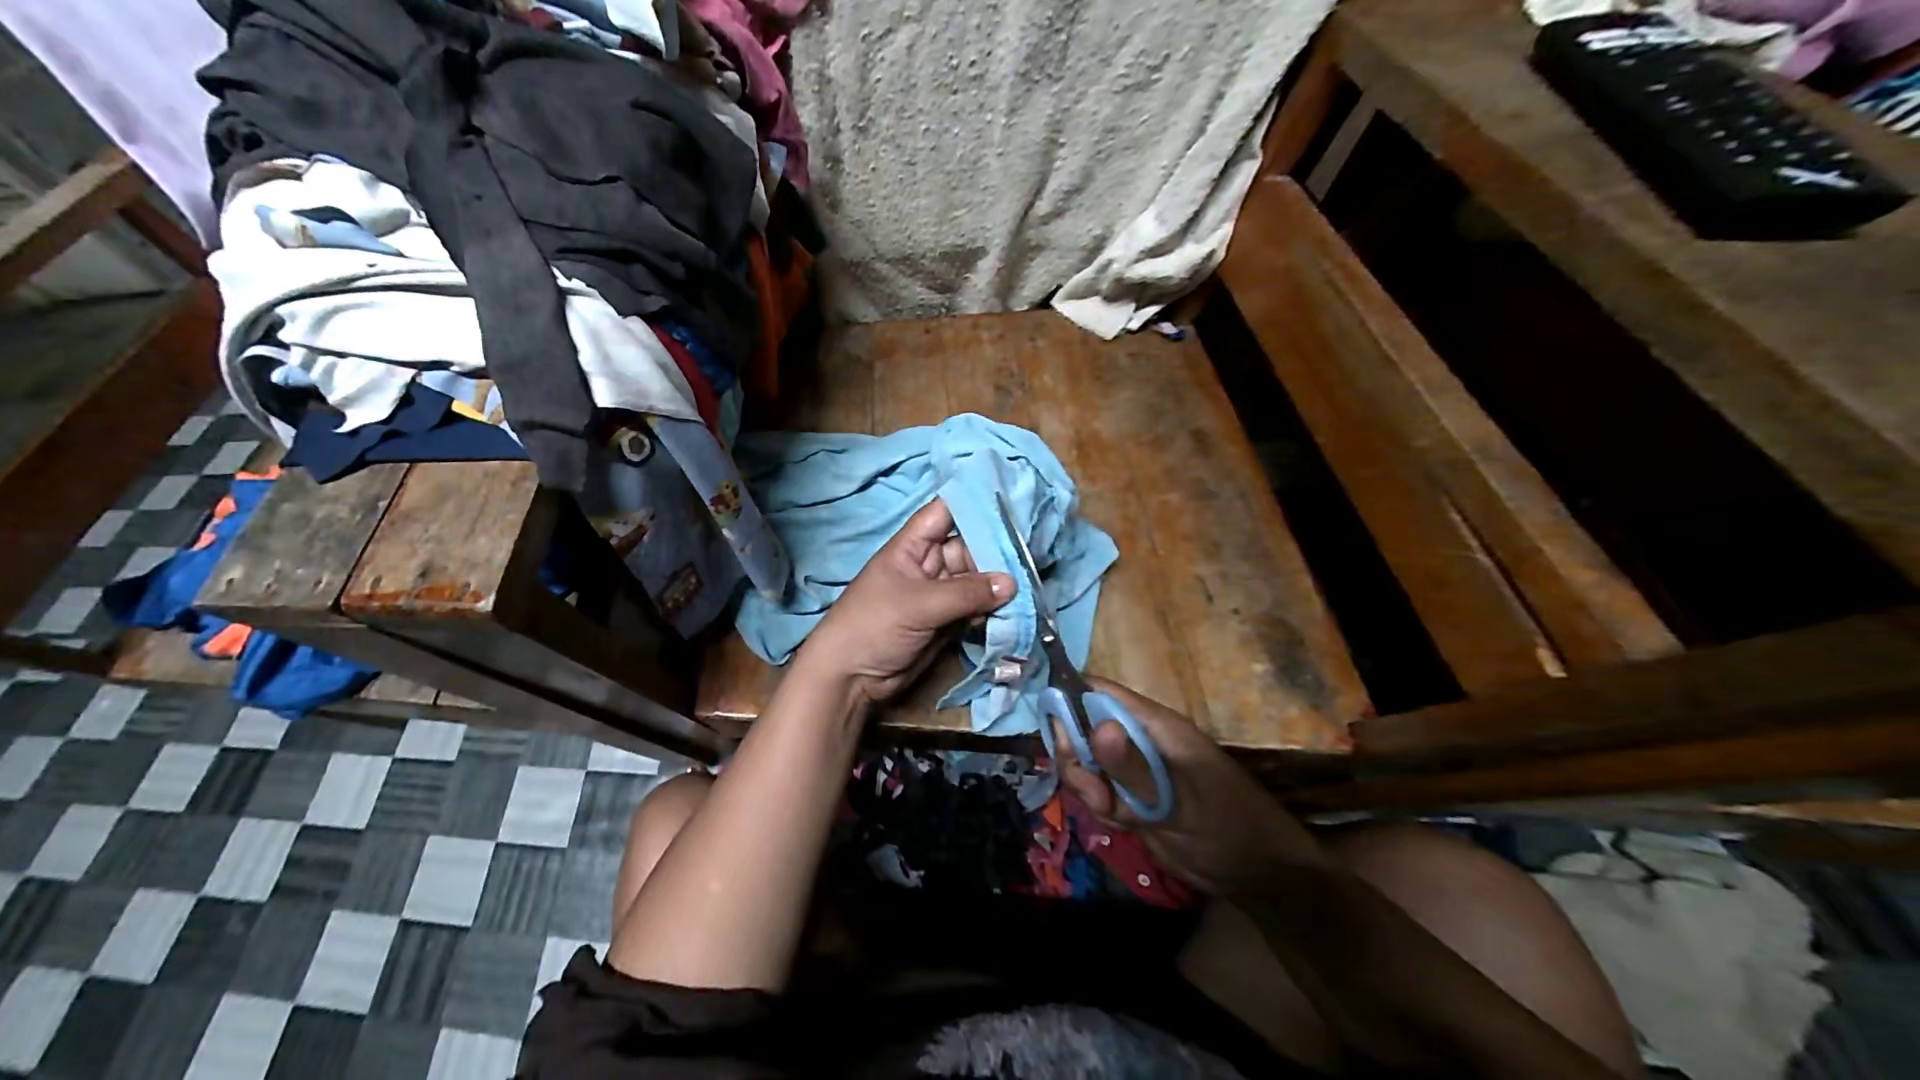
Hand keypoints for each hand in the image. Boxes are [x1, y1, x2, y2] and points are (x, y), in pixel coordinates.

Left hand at [795, 498, 1015, 706]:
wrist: (850, 678)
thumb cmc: (873, 625)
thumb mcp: (919, 604)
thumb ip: (966, 593)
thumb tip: (1011, 582)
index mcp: (913, 546)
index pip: (947, 512)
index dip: (975, 504)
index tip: (1013, 503)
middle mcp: (929, 564)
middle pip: (971, 547)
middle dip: (999, 551)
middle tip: (1033, 556)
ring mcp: (940, 593)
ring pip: (978, 579)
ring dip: (1000, 584)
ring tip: (1030, 587)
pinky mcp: (948, 620)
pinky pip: (977, 607)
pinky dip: (994, 609)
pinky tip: (1014, 611)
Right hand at [1059, 679, 1326, 895]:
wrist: (1264, 876)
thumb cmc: (1231, 829)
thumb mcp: (1183, 803)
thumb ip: (1137, 770)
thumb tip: (1096, 727)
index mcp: (1156, 726)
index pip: (1100, 694)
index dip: (1071, 703)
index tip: (1058, 740)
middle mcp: (1141, 740)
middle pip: (1083, 729)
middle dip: (1077, 758)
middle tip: (1096, 794)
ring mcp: (1136, 769)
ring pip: (1087, 763)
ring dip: (1088, 788)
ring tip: (1114, 814)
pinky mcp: (1134, 796)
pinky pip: (1099, 790)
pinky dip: (1100, 807)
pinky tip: (1122, 825)